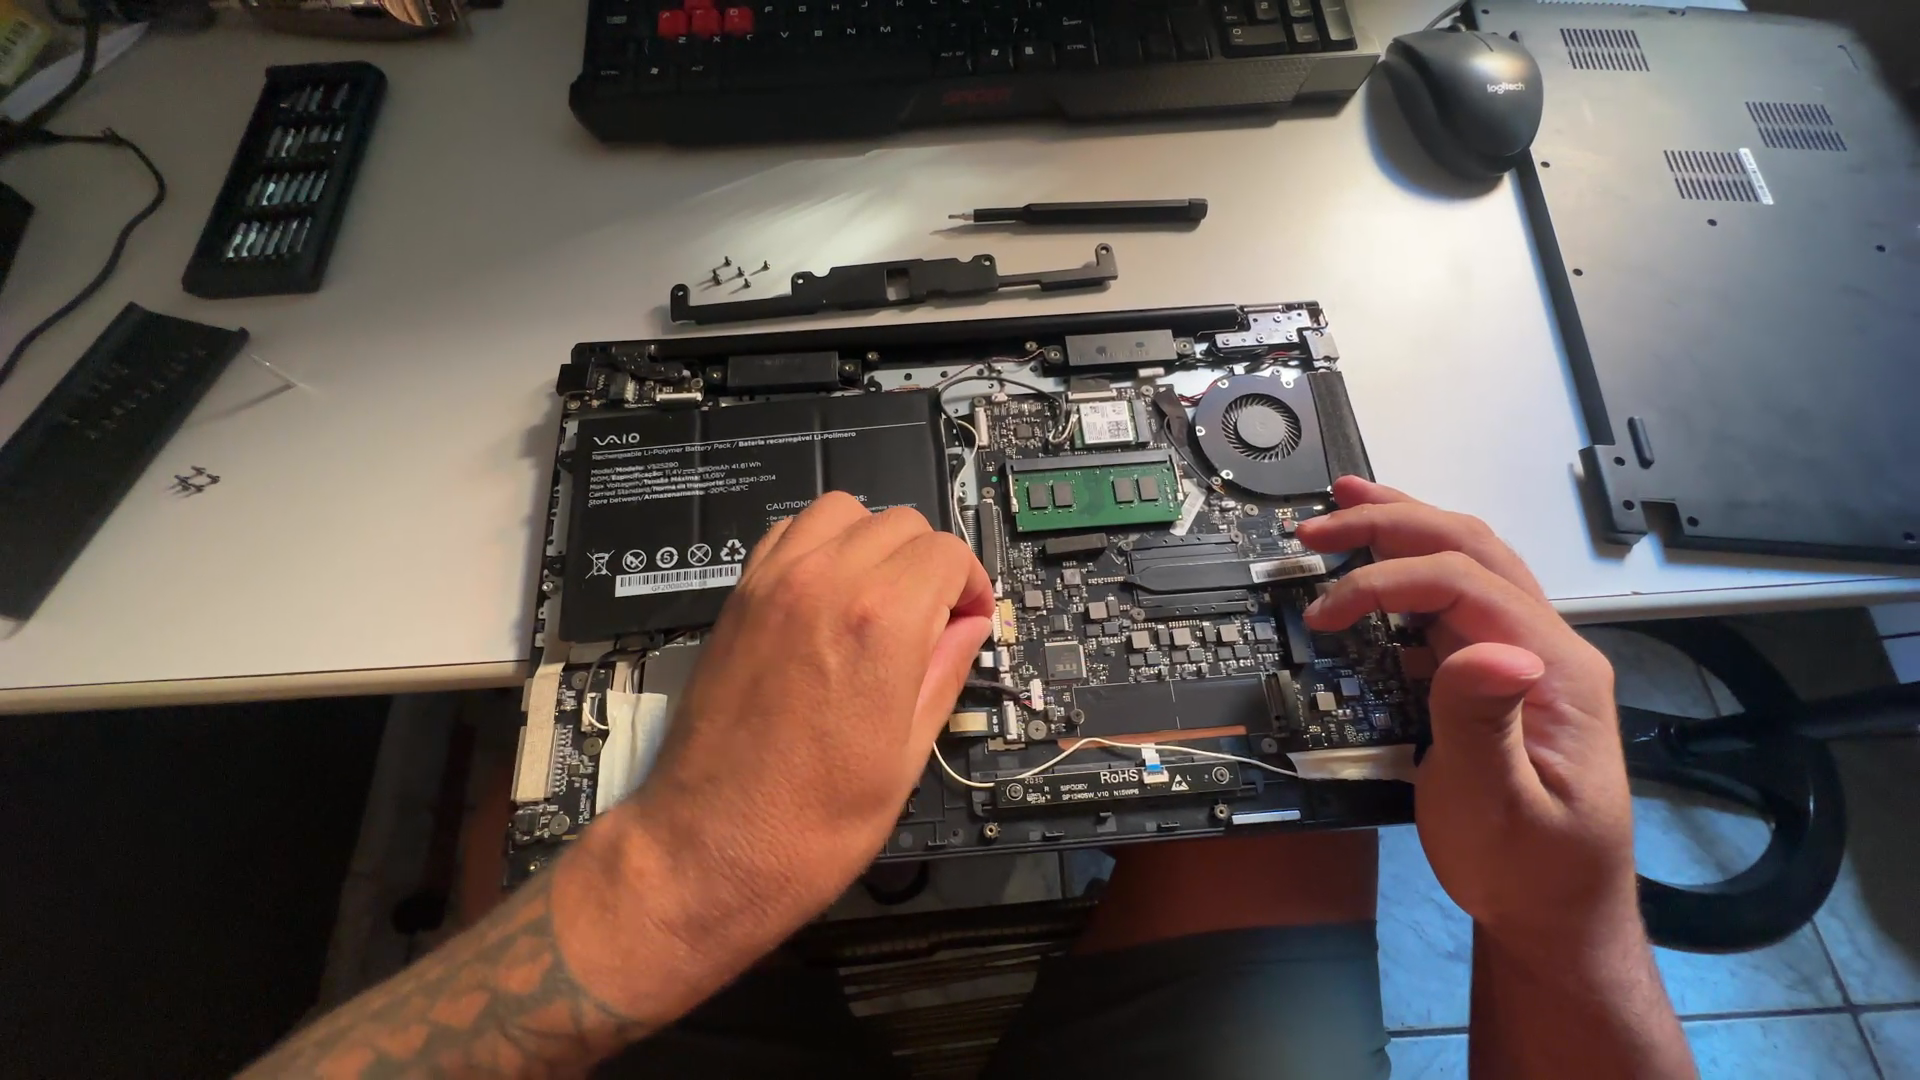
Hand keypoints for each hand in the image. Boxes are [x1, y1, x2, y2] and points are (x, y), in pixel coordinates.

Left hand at [565, 493, 992, 1015]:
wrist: (707, 849)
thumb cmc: (813, 822)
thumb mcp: (908, 753)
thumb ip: (946, 670)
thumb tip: (969, 626)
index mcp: (880, 621)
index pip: (947, 552)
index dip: (971, 583)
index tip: (969, 619)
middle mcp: (825, 582)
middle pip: (902, 523)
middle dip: (931, 562)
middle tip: (933, 615)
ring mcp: (773, 582)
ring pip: (845, 510)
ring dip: (876, 540)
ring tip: (881, 595)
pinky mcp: (739, 596)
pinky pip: (789, 532)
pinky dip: (821, 544)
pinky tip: (829, 592)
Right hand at [1294, 477, 1633, 950]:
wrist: (1555, 909)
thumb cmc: (1525, 864)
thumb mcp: (1501, 807)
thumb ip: (1489, 724)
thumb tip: (1490, 649)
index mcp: (1554, 669)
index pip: (1462, 584)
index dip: (1383, 581)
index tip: (1321, 611)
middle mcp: (1545, 644)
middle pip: (1471, 548)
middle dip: (1392, 522)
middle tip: (1320, 521)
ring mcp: (1523, 653)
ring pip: (1467, 560)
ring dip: (1405, 525)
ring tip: (1349, 503)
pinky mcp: (1498, 670)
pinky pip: (1453, 597)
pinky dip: (1409, 563)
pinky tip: (1376, 563)